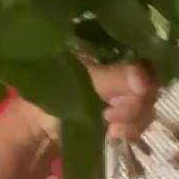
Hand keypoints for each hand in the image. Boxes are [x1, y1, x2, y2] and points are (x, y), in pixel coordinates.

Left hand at [6, 61, 156, 147]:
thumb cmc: (49, 96)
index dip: (144, 72)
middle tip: (113, 115)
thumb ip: (112, 79)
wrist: (32, 134)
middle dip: (136, 101)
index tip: (136, 91)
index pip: (139, 49)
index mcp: (101, 44)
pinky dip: (131, 127)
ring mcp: (115, 88)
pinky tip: (114, 133)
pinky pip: (138, 117)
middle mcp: (112, 62)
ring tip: (111, 127)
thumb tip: (144, 79)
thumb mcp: (80, 84)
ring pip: (145, 100)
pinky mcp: (116, 111)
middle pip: (147, 78)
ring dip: (134, 117)